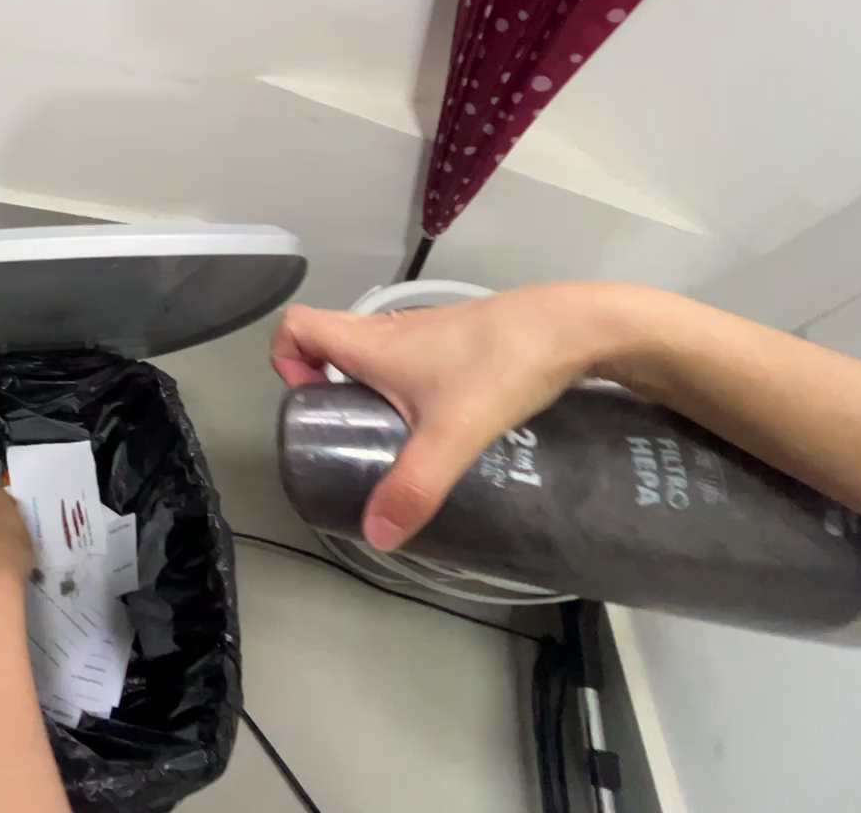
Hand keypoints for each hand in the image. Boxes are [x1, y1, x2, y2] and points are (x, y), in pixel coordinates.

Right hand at [271, 283, 640, 550]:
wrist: (575, 325)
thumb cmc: (499, 365)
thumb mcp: (454, 434)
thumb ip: (414, 486)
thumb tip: (377, 536)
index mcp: (368, 344)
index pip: (295, 324)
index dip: (285, 357)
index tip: (310, 397)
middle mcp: (385, 330)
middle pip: (324, 336)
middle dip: (319, 377)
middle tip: (346, 424)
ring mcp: (421, 330)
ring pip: (364, 346)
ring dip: (358, 379)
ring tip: (388, 428)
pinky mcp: (452, 336)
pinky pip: (400, 352)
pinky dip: (396, 378)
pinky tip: (436, 415)